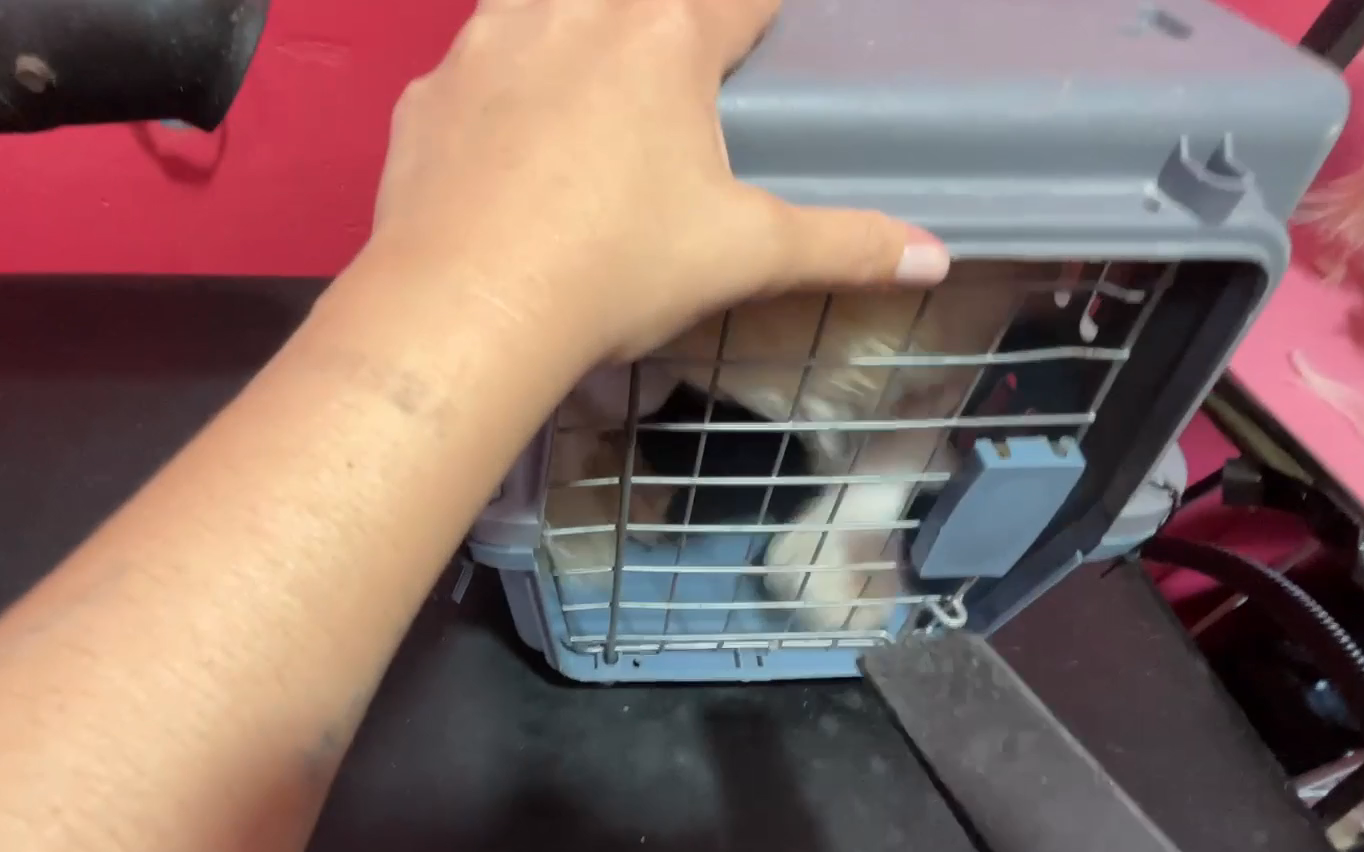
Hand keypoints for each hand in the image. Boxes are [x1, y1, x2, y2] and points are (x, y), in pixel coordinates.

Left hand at [365, 0, 949, 370]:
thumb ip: (839, 247)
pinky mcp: (428, 100)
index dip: (757, 10)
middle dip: (656, 23)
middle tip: (659, 83)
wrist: (471, 310)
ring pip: (540, 5)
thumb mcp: (740, 259)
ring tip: (582, 87)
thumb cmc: (616, 272)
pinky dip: (492, 93)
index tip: (758, 31)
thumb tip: (936, 257)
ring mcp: (485, 47)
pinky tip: (499, 146)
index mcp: (662, 35)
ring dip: (569, 30)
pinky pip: (468, 70)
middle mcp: (571, 12)